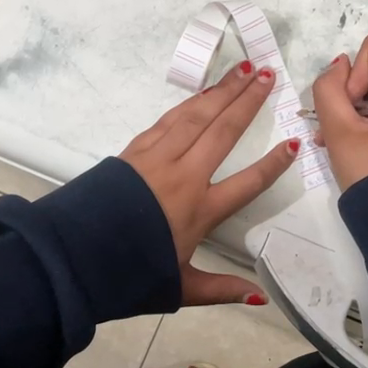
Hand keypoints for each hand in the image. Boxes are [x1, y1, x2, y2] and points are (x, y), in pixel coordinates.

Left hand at [120, 61, 298, 305]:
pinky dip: (188, 104)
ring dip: (220, 92)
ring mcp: (158, 160)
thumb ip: (222, 289)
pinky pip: (168, 121)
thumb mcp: (181, 287)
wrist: (74, 257)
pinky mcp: (134, 152)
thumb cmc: (130, 274)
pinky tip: (201, 94)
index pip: (249, 182)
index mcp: (201, 210)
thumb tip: (259, 297)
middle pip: (223, 132)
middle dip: (248, 102)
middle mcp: (184, 177)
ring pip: (196, 117)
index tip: (293, 142)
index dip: (274, 163)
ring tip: (240, 69)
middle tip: (266, 74)